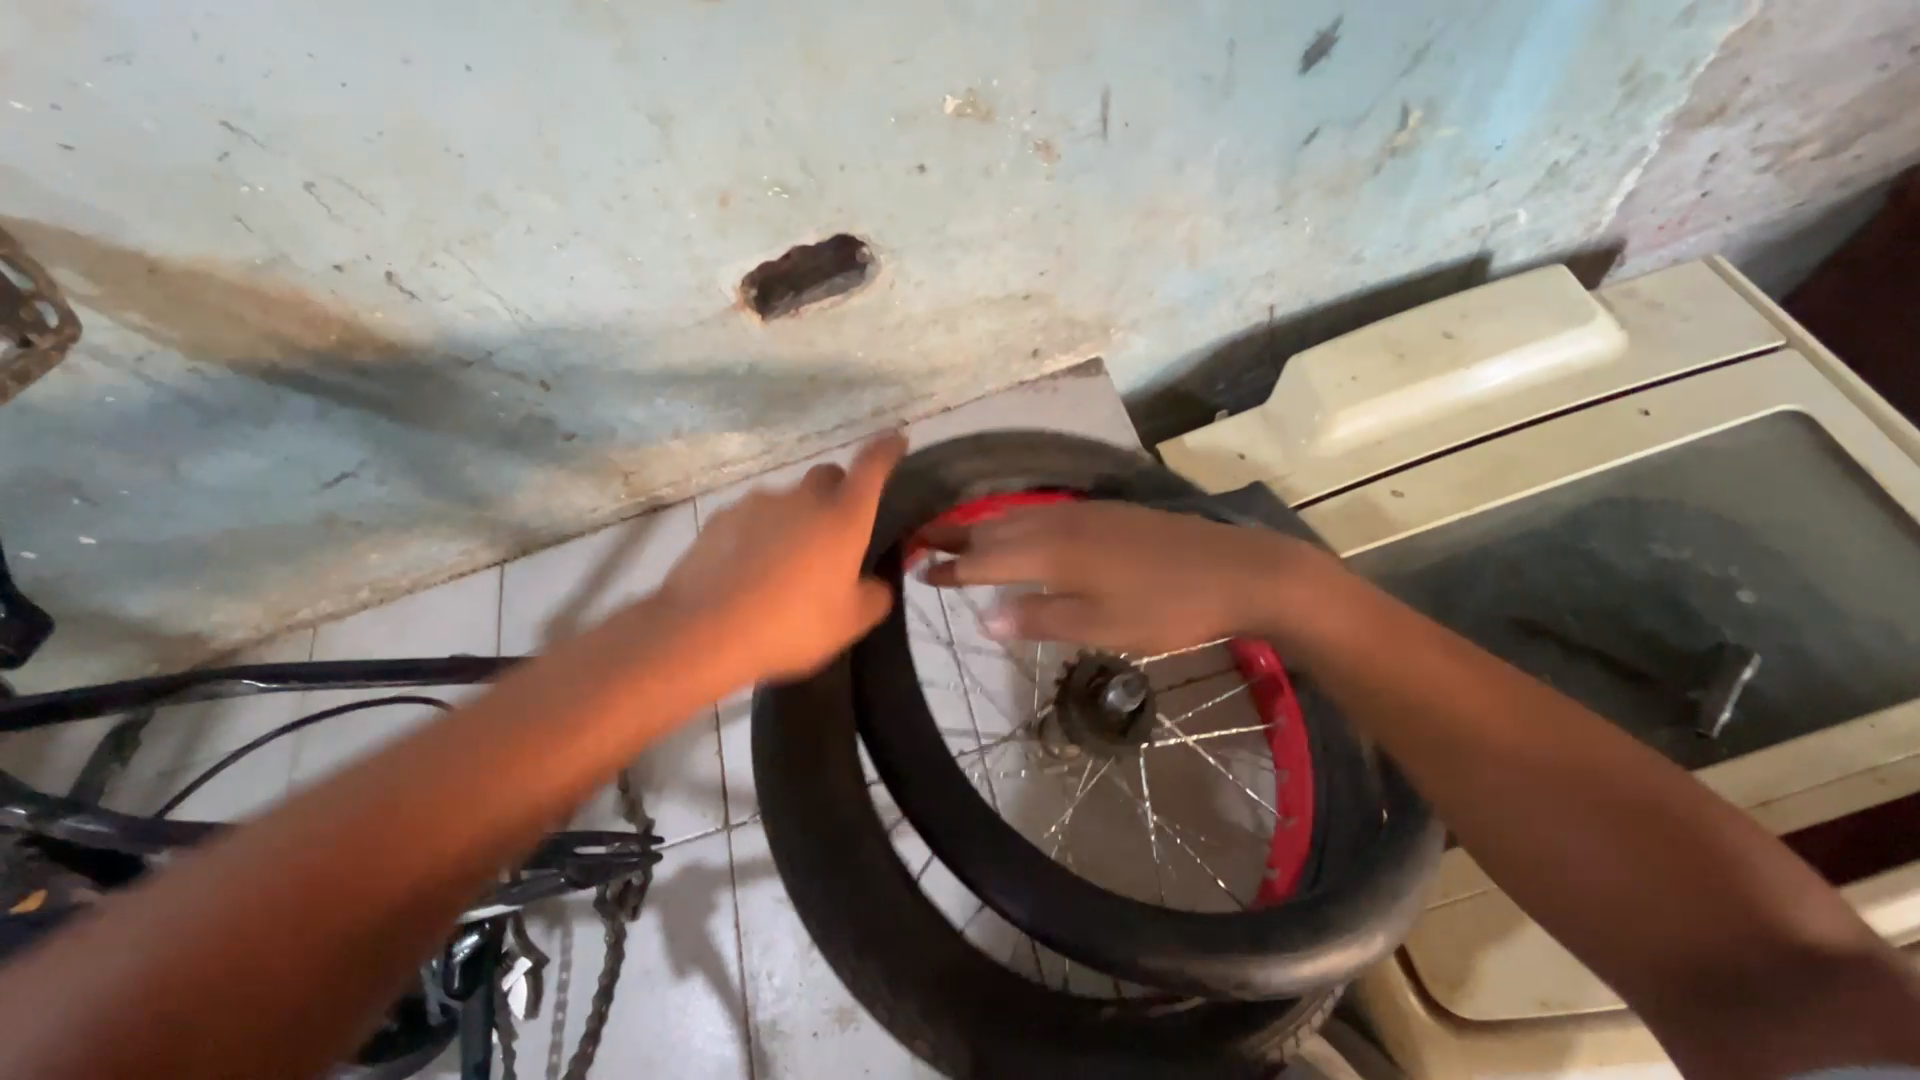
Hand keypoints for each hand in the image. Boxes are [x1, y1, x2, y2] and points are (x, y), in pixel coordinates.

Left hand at [660, 432, 904, 682]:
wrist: (703, 630)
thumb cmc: (791, 624)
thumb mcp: (851, 622)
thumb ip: (875, 595)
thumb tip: (874, 583)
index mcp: (843, 517)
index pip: (872, 466)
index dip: (887, 450)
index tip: (897, 442)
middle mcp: (802, 498)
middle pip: (827, 476)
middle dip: (838, 494)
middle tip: (836, 535)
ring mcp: (756, 503)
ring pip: (788, 501)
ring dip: (796, 522)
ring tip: (786, 567)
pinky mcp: (720, 519)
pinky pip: (752, 519)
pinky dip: (760, 536)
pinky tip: (751, 573)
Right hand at [921, 501, 1335, 653]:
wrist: (1238, 571)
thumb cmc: (1166, 608)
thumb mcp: (1100, 626)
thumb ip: (1039, 618)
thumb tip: (983, 618)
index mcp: (1052, 552)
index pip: (985, 558)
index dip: (951, 567)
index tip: (918, 571)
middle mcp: (1060, 522)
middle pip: (996, 528)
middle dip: (957, 538)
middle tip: (923, 542)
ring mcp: (1086, 513)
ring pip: (1020, 516)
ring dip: (986, 528)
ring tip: (961, 538)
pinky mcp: (1109, 513)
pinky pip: (1044, 513)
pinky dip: (1018, 522)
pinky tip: (1022, 533)